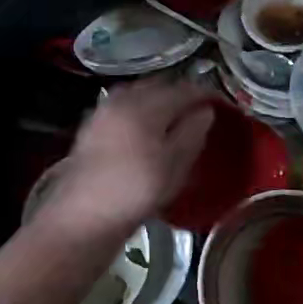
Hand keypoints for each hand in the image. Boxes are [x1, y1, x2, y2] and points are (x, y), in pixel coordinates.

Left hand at [34, 78, 213, 239]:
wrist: (81, 217)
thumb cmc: (135, 193)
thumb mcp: (174, 167)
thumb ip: (192, 134)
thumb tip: (205, 112)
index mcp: (146, 106)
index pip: (183, 90)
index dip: (205, 93)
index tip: (221, 101)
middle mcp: (122, 100)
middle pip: (158, 85)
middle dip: (180, 92)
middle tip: (199, 106)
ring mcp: (103, 112)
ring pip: (138, 93)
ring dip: (158, 97)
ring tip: (174, 114)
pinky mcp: (91, 127)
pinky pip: (122, 105)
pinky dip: (139, 107)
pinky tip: (145, 125)